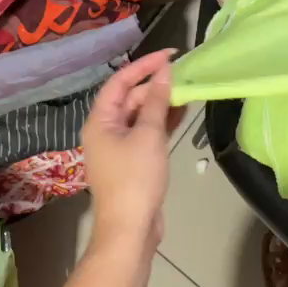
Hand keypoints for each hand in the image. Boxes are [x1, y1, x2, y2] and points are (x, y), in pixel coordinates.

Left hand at [81, 50, 183, 249]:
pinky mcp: (133, 162)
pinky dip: (162, 121)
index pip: (120, 81)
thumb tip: (164, 72)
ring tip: (188, 88)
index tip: (170, 55)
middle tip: (184, 74)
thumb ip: (156, 101)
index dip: (144, 65)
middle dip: (155, 85)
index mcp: (100, 121)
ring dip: (161, 102)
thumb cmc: (135, 179)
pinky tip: (183, 111)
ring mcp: (119, 148)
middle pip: (130, 98)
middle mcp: (105, 130)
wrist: (130, 231)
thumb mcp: (148, 135)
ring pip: (140, 115)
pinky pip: (147, 133)